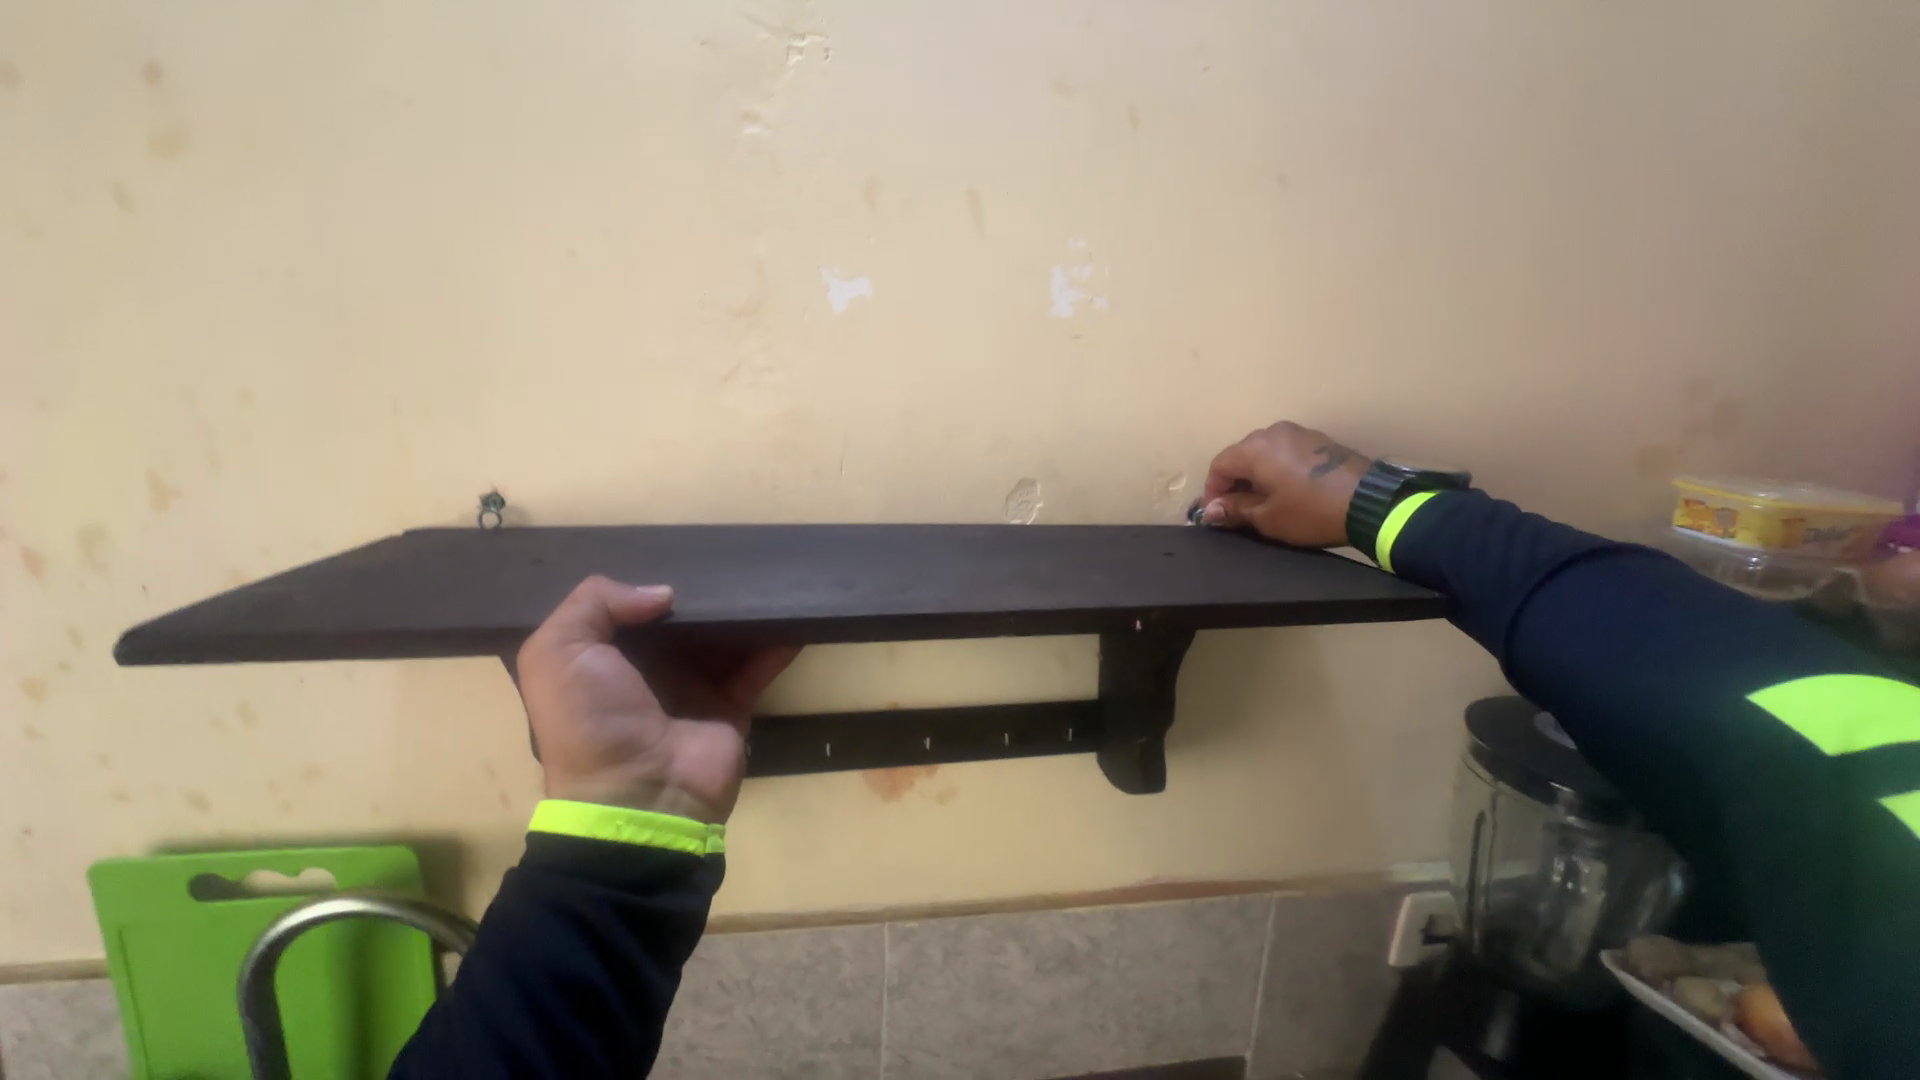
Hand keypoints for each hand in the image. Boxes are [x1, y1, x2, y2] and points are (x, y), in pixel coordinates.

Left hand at [514, 577, 798, 823]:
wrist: (641, 795)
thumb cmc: (592, 721)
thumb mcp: (558, 653)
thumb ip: (594, 602)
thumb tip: (664, 594)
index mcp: (602, 659)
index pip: (625, 609)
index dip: (644, 583)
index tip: (674, 552)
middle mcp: (647, 671)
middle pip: (680, 620)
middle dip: (701, 591)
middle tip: (729, 556)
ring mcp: (694, 689)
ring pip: (723, 638)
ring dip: (742, 612)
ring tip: (766, 576)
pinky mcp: (733, 706)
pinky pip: (758, 666)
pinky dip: (777, 642)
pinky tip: (794, 614)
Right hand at [1198, 421, 1372, 547]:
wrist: (1370, 503)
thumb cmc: (1310, 511)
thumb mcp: (1267, 518)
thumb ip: (1235, 510)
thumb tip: (1212, 510)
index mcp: (1254, 448)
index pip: (1219, 466)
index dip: (1212, 491)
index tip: (1217, 515)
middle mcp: (1273, 433)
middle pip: (1240, 457)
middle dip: (1234, 484)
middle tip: (1237, 511)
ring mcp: (1298, 433)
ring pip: (1264, 454)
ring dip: (1256, 477)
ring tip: (1262, 502)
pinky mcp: (1319, 441)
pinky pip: (1285, 453)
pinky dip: (1277, 470)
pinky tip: (1285, 491)